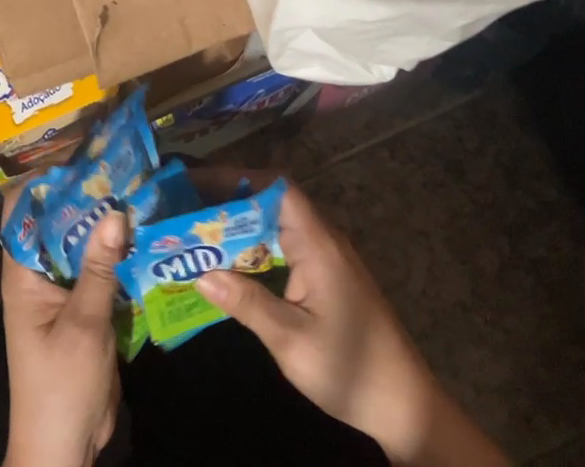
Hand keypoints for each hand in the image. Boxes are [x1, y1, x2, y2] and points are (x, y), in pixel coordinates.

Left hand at [1, 193, 125, 466]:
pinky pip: (100, 270)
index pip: (25, 210)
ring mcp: (63, 290)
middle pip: (59, 222)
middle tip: (127, 167)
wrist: (65, 446)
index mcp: (23, 272)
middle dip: (89, 197)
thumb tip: (116, 211)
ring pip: (83, 244)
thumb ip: (99, 268)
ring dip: (108, 224)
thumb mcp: (83, 324)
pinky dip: (120, 254)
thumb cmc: (61, 385)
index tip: (85, 155)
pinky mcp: (86, 307)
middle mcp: (40, 273)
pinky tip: (150, 235)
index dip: (48, 180)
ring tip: (144, 190)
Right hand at [196, 180, 506, 466]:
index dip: (235, 178)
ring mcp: (325, 260)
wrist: (404, 406)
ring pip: (274, 224)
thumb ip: (247, 303)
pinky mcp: (324, 279)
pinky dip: (250, 247)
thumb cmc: (350, 369)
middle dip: (225, 199)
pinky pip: (281, 247)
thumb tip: (200, 272)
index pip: (276, 189)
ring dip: (235, 224)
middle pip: (271, 201)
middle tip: (180, 208)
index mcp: (318, 245)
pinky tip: (223, 263)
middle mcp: (323, 242)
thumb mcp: (291, 340)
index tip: (193, 184)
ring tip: (191, 229)